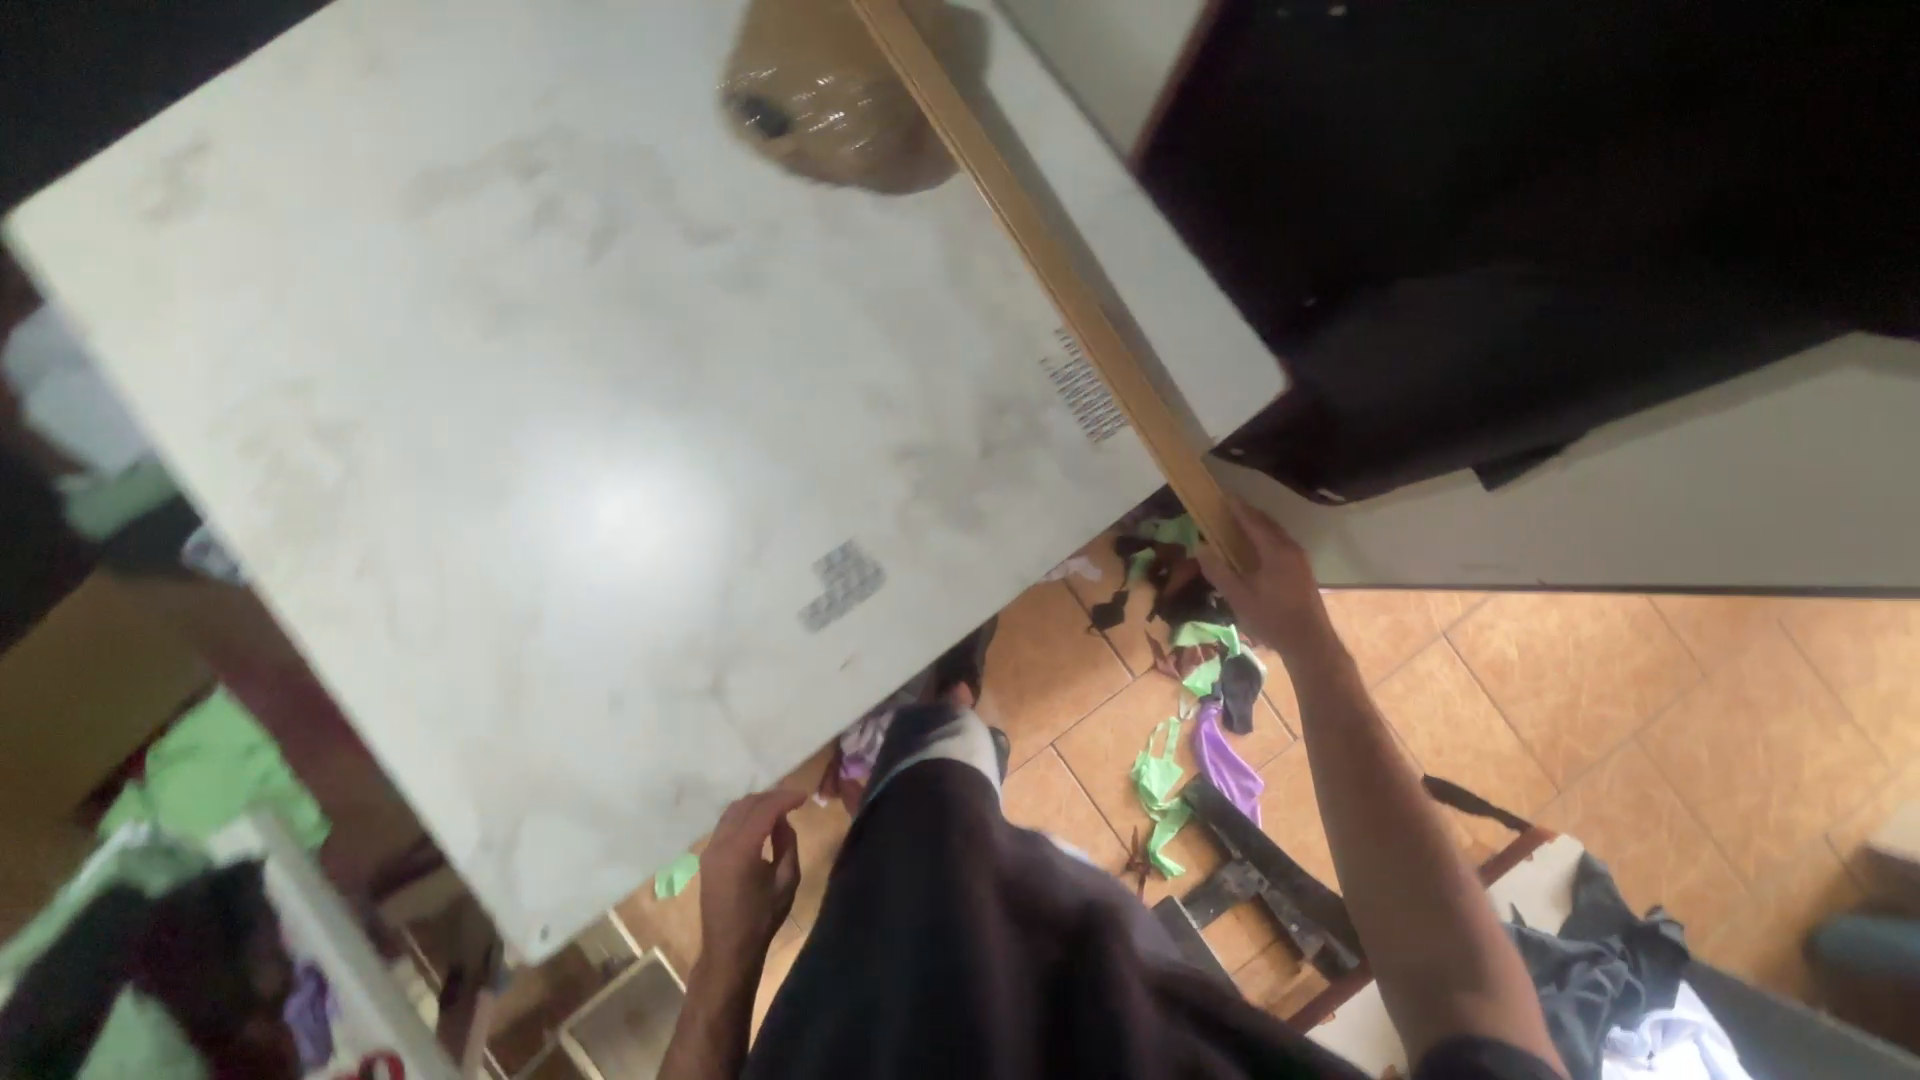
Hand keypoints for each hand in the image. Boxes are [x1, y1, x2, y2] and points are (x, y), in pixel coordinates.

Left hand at [697, 790, 804, 977]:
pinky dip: (744, 815)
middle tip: (794, 800)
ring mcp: (710, 849)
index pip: (764, 810)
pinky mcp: (707, 856)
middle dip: (771, 797)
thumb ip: (787, 843)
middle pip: (747, 804)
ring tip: (779, 808)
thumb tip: (783, 820)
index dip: (785, 798)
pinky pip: (726, 823)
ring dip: (757, 804)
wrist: (728, 948)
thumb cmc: (762, 918)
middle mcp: (720, 843)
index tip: (804, 797)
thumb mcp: (787, 880)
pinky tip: (760, 822)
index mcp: (740, 850)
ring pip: (733, 810)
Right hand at [1196, 498, 1333, 657]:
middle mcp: (1290, 549)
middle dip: (1248, 513)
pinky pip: (1282, 543)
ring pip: (1277, 533)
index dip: (1237, 508)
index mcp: (1274, 551)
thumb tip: (1200, 548)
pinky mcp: (1303, 570)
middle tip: (1229, 507)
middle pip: (1267, 523)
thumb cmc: (1271, 619)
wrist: (1309, 641)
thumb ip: (1218, 571)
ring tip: (1240, 523)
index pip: (1253, 521)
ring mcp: (1300, 559)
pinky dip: (1267, 537)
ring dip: (1258, 525)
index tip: (1223, 496)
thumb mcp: (1238, 597)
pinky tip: (1257, 547)